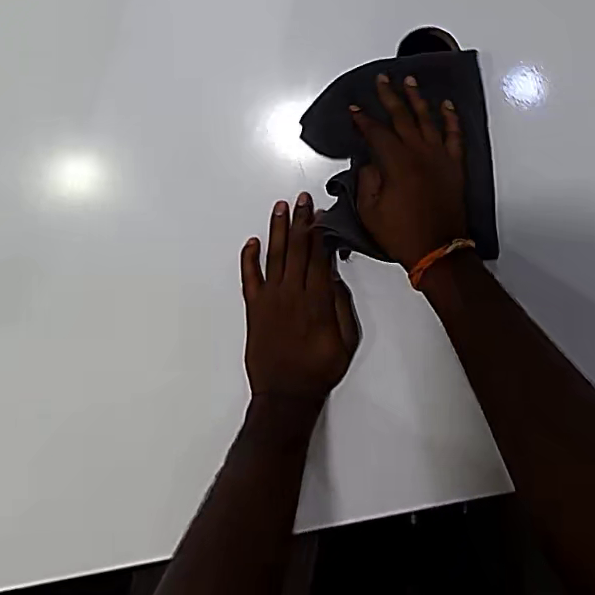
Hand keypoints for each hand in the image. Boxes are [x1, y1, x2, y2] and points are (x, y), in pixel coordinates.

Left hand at [240, 193, 360, 400]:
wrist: (285, 394)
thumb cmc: (318, 370)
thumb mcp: (346, 342)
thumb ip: (341, 307)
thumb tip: (335, 279)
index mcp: (316, 301)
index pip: (319, 257)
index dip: (321, 233)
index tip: (323, 215)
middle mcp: (292, 293)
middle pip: (298, 248)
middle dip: (302, 221)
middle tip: (303, 200)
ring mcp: (270, 298)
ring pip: (275, 255)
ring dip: (278, 229)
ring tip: (280, 207)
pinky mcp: (254, 307)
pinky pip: (249, 277)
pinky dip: (249, 257)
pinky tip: (252, 241)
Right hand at [349, 74, 468, 269]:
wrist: (438, 250)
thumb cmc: (403, 234)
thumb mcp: (370, 210)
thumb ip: (367, 180)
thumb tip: (369, 162)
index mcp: (396, 162)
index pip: (376, 132)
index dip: (363, 118)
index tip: (354, 108)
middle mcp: (419, 153)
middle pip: (401, 116)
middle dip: (389, 96)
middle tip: (381, 80)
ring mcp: (439, 157)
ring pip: (427, 118)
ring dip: (417, 98)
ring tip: (410, 81)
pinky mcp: (454, 166)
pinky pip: (454, 135)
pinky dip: (451, 118)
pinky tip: (447, 105)